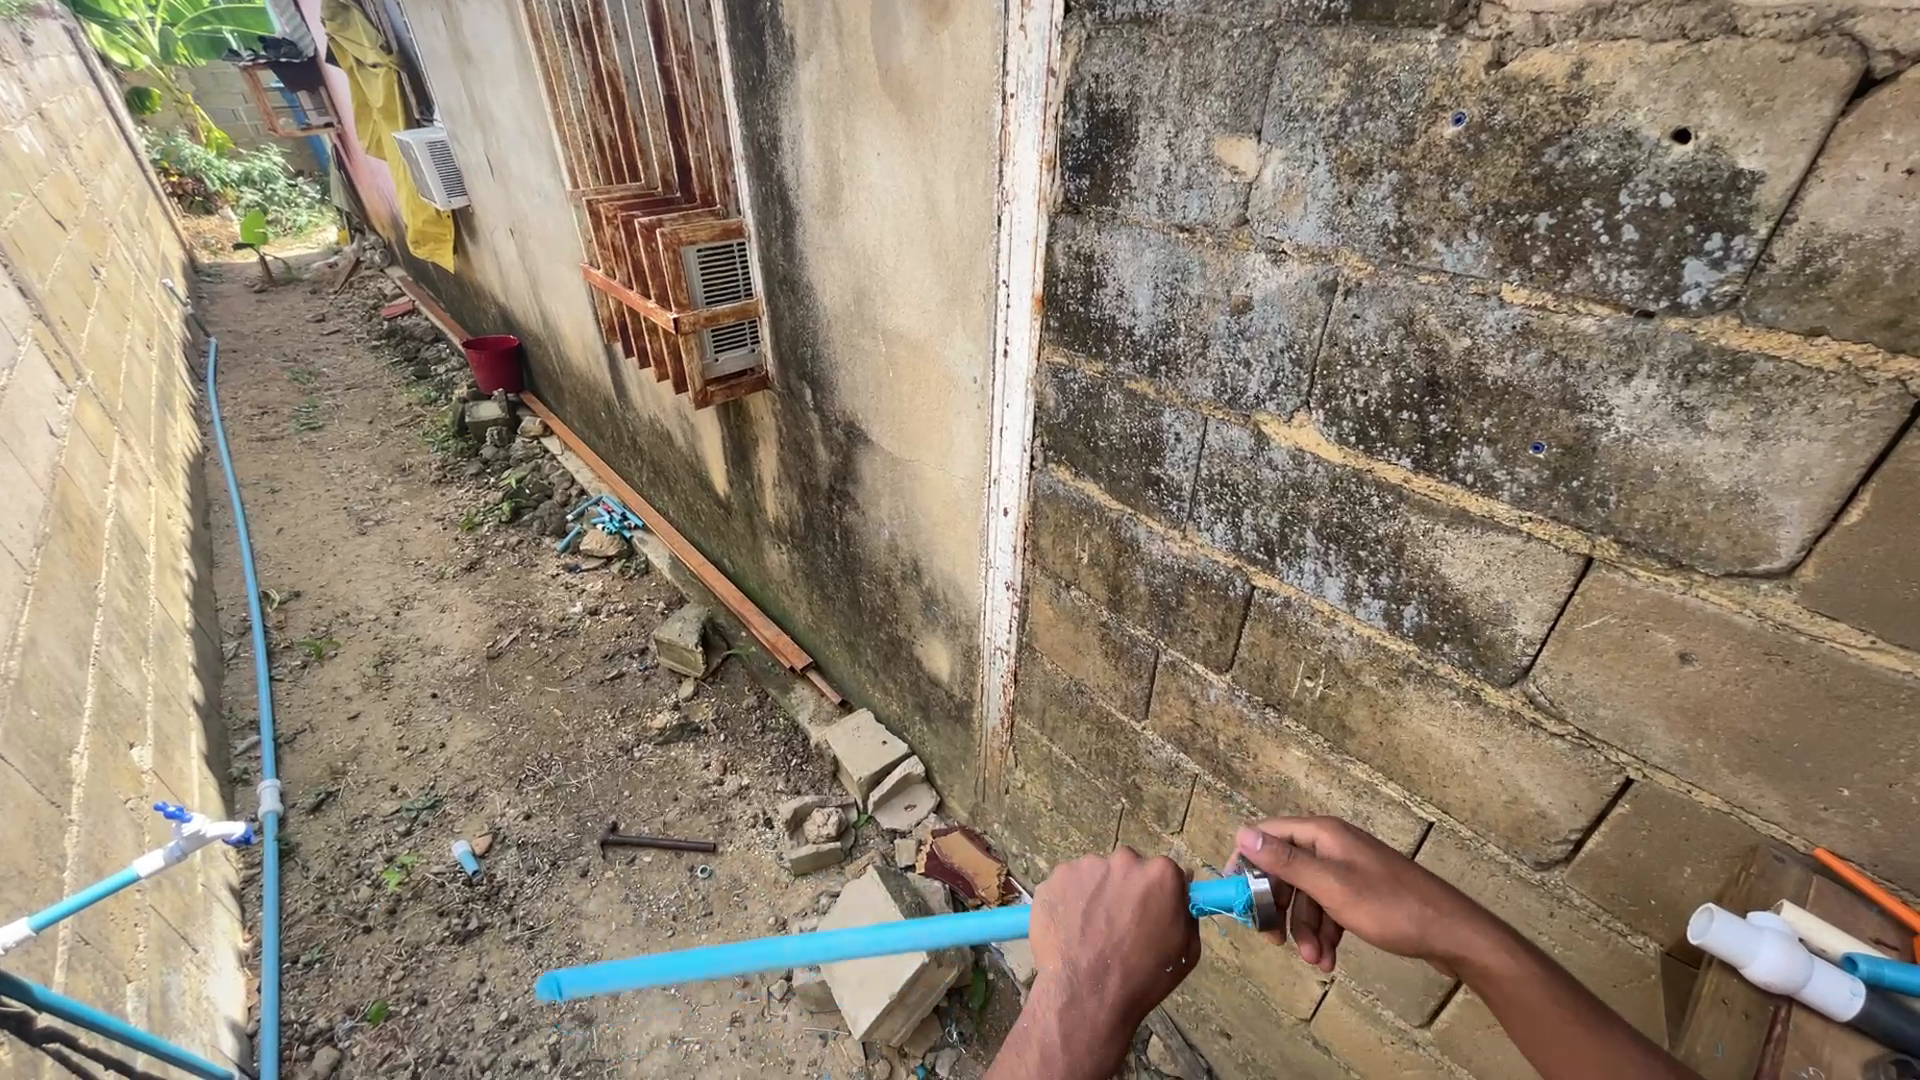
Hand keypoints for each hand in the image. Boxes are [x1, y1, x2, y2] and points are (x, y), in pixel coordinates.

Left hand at [1028, 848, 1200, 1037]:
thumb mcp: (1185, 950)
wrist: (1086, 995)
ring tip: (1091, 932)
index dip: (1156, 893)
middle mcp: (1123, 859)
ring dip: (1096, 894)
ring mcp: (1085, 865)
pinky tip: (1071, 930)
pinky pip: (1068, 885)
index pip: (1163, 872)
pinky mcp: (1056, 876)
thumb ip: (1185, 911)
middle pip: (1127, 868)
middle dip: (1125, 890)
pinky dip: (1069, 901)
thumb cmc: (1142, 978)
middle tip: (1119, 925)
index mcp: (1160, 873)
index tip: (1149, 913)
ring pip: (1095, 875)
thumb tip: (1181, 890)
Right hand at [1233, 817, 1500, 974]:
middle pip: (1284, 869)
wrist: (1457, 936)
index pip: (1266, 836)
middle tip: (1271, 938)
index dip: (1247, 862)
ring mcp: (1347, 869)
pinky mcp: (1360, 893)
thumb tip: (1242, 833)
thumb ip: (1285, 860)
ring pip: (1305, 895)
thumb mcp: (1331, 886)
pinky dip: (1324, 933)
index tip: (1235, 894)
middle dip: (1276, 905)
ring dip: (1303, 928)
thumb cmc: (1391, 906)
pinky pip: (1327, 908)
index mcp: (1321, 834)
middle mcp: (1330, 845)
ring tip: (1314, 961)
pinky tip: (1329, 959)